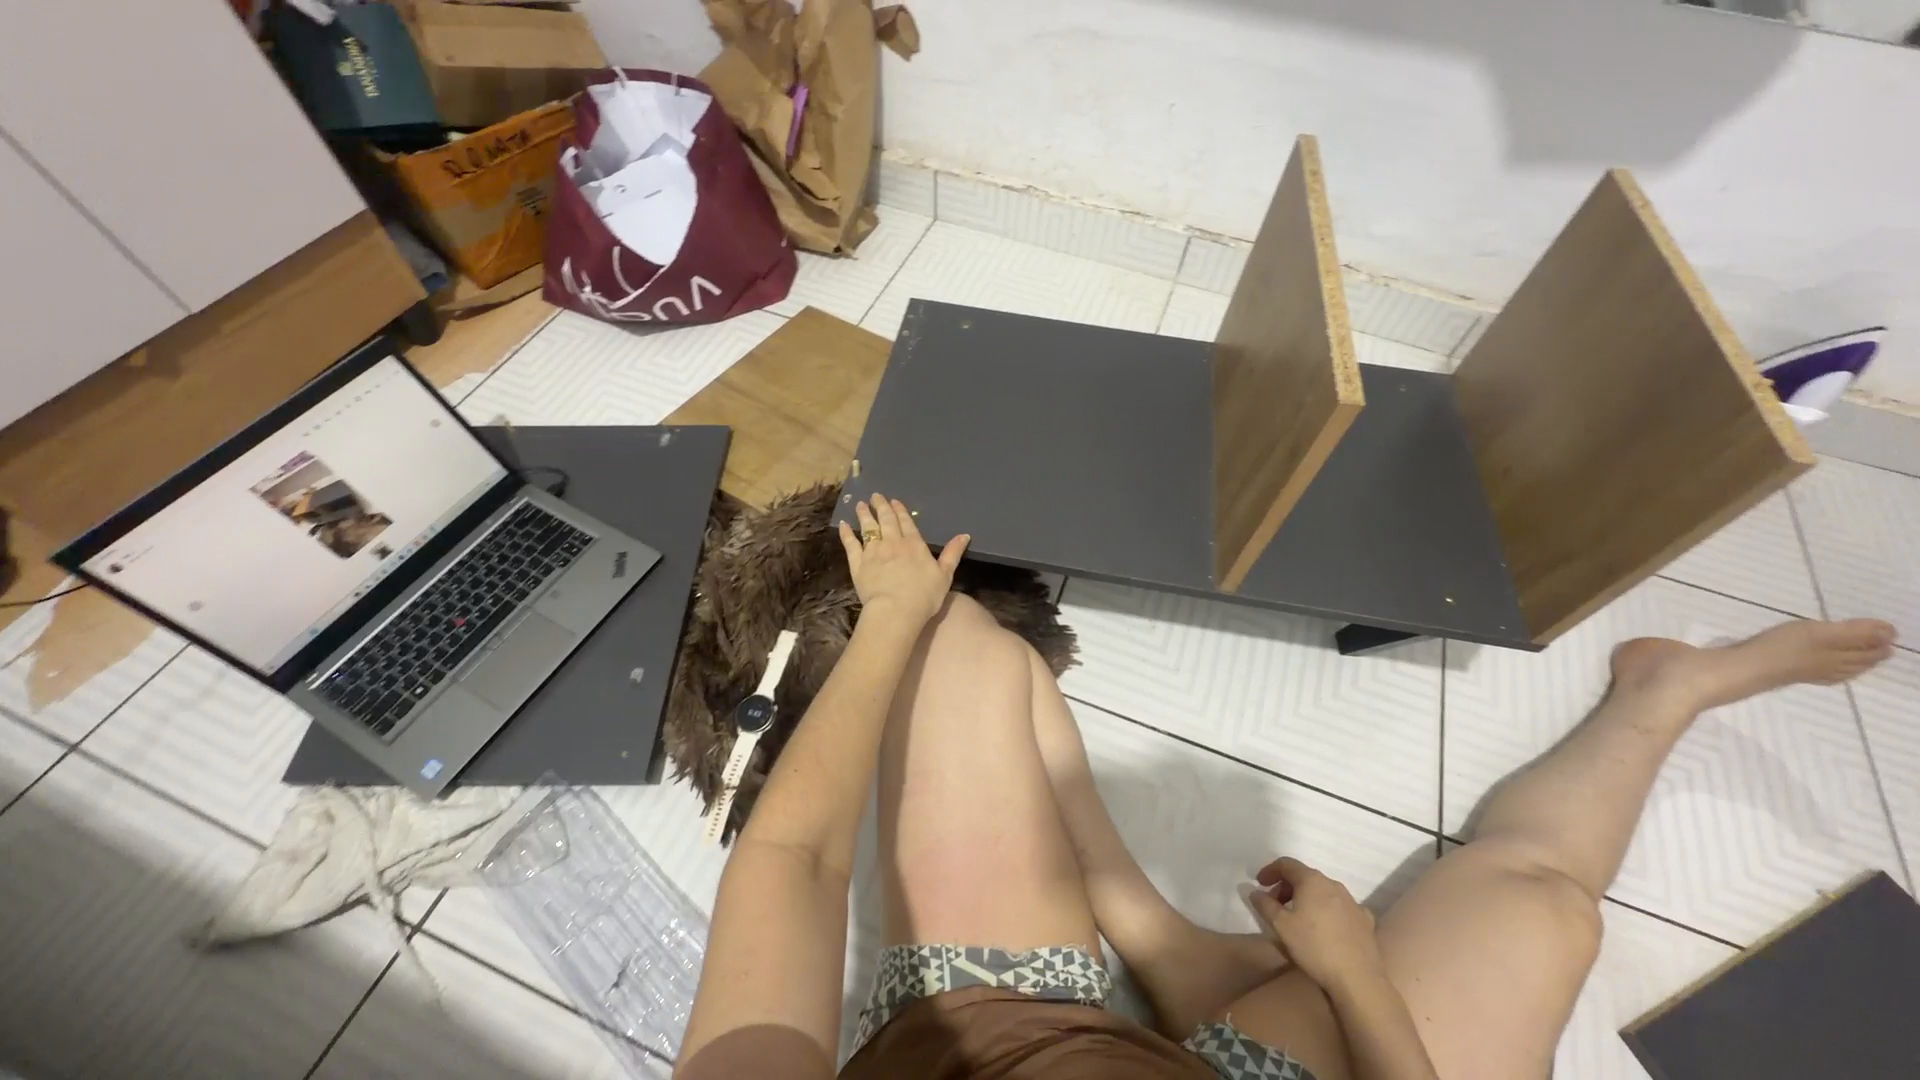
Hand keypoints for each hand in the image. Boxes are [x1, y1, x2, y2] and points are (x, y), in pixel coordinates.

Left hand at [837, 494, 969, 627]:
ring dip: (864, 515)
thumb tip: (965, 535)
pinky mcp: (857, 563)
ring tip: (861, 505)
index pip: (906, 522)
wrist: (896, 610)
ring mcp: (873, 551)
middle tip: (876, 496)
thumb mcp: (945, 575)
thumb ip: (952, 553)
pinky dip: (847, 534)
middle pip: (886, 520)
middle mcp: (892, 542)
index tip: (894, 501)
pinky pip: (850, 544)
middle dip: (881, 506)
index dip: (900, 510)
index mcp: (914, 544)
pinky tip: (843, 525)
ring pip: (868, 528)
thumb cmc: (924, 596)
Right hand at [1244, 856, 1383, 989]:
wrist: (1358, 978)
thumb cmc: (1314, 947)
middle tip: (1275, 904)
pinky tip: (1326, 928)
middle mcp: (1334, 885)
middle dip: (1287, 887)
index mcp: (1312, 881)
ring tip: (1298, 918)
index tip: (1259, 884)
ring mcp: (1353, 902)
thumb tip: (1255, 892)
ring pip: (1324, 892)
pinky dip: (1328, 911)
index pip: (1286, 864)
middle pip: (1305, 877)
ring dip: (1307, 898)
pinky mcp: (1365, 920)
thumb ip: (1264, 904)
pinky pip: (1341, 908)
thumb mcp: (1281, 926)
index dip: (1270, 870)